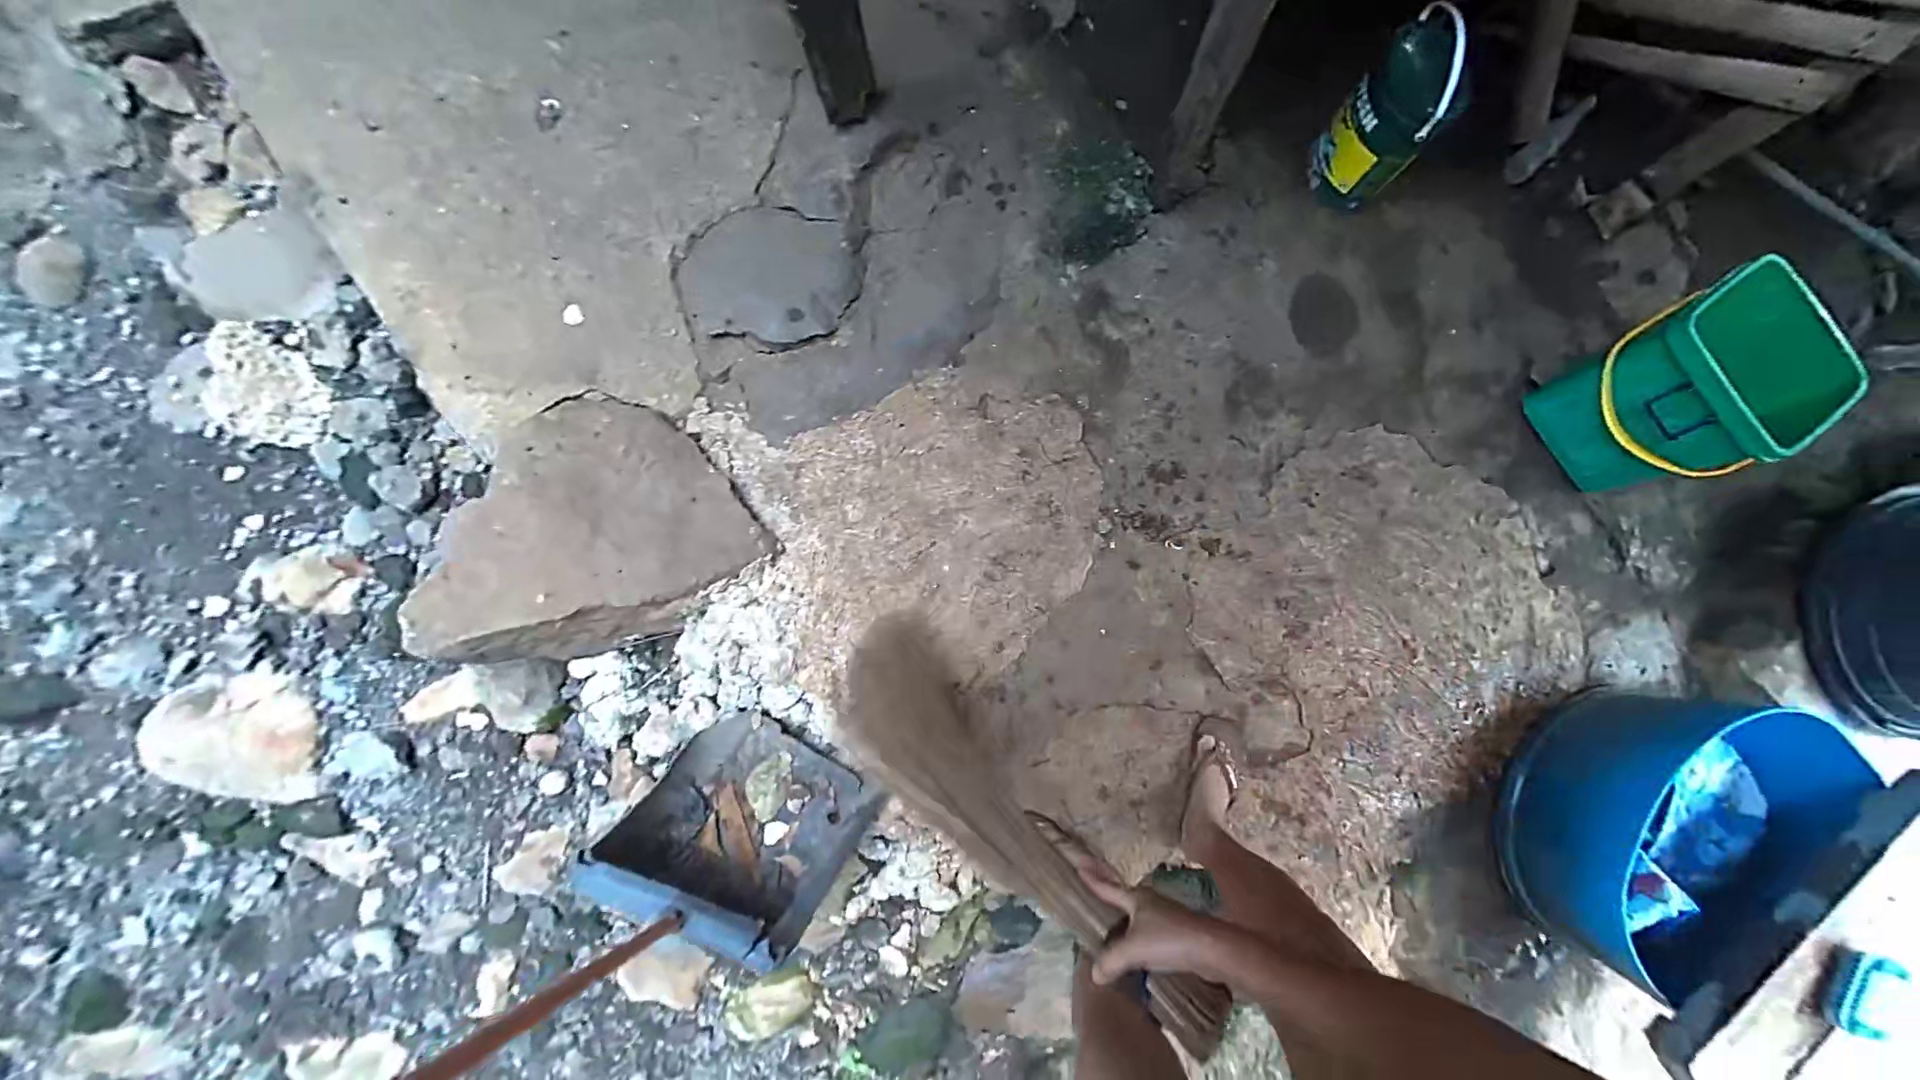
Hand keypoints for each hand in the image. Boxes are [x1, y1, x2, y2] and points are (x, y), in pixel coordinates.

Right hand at [1073, 857, 1237, 985]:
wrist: (1211, 949)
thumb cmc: (1169, 939)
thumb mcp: (1134, 949)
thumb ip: (1112, 960)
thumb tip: (1094, 974)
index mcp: (1135, 899)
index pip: (1108, 887)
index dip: (1093, 878)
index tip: (1079, 864)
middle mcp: (1148, 902)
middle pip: (1123, 895)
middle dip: (1109, 892)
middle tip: (1093, 886)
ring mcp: (1164, 916)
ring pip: (1137, 913)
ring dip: (1124, 915)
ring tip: (1112, 921)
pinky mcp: (1175, 932)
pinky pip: (1148, 929)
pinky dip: (1137, 933)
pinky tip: (1136, 945)